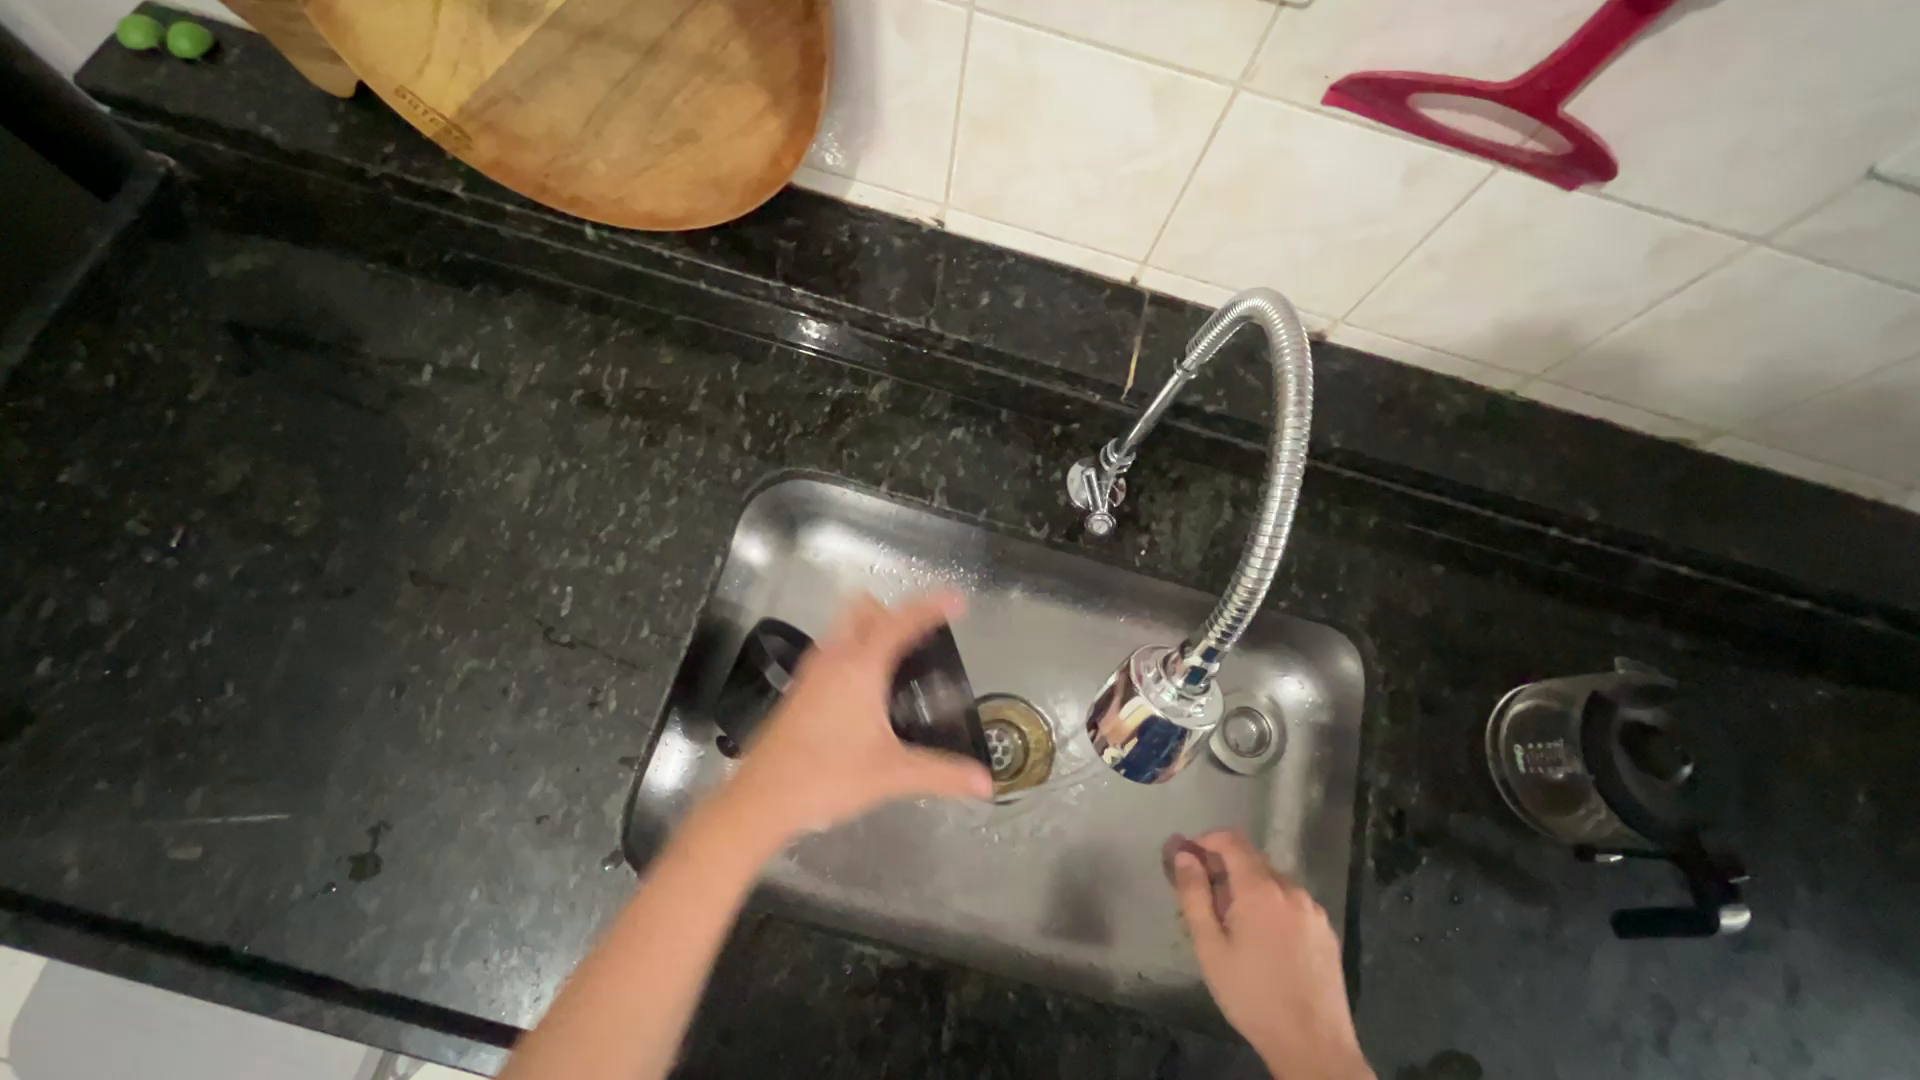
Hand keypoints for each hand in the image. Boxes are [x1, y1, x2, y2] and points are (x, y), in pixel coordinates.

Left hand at [723, 591, 994, 838]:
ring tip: (901, 659)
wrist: (761, 800)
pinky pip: (832, 651)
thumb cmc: (827, 777)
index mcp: (860, 666)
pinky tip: (867, 691)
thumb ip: (941, 774)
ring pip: (844, 628)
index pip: (902, 621)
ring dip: (871, 629)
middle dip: (894, 611)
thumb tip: (984, 782)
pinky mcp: (800, 691)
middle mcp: (834, 658)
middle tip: (922, 634)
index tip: (958, 600)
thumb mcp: (892, 774)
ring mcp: (812, 672)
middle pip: (864, 609)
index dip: (933, 607)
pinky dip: (854, 652)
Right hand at [1172, 830, 1372, 1079]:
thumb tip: (1183, 854)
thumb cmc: (1252, 996)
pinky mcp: (1326, 932)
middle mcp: (1291, 890)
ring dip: (1249, 890)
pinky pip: (1292, 904)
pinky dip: (1272, 908)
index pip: (1231, 840)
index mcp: (1260, 889)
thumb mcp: (1210, 947)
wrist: (1313, 1046)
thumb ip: (1194, 894)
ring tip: (1232, 927)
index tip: (1187, 857)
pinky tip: (1264, 944)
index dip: (1206, 840)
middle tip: (1203, 901)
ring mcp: (1314, 911)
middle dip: (1224, 870)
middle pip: (1252, 861)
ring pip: (1273, 884)